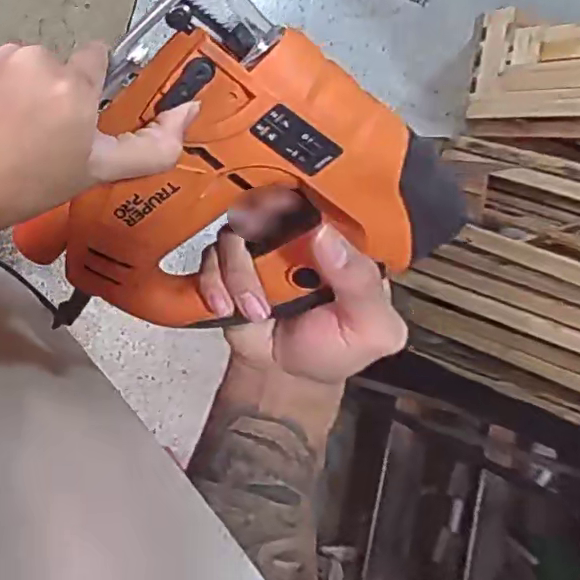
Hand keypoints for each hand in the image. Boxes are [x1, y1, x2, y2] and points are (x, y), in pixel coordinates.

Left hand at [0, 41, 197, 249]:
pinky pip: (10, 69)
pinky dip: (9, 87)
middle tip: (49, 135)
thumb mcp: (99, 170)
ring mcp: (6, 61)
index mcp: (74, 84)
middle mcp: (40, 60)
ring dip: (35, 89)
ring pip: (37, 67)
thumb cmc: (28, 184)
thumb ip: (154, 144)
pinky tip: (0, 120)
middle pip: (66, 66)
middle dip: (63, 93)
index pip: (99, 57)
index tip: (81, 117)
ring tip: (20, 130)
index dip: (92, 89)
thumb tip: (188, 110)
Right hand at [197, 222, 406, 384]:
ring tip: (254, 311)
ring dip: (236, 277)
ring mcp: (257, 251)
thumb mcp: (371, 328)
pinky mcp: (224, 265)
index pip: (321, 206)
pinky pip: (208, 258)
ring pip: (232, 236)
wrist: (283, 373)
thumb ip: (361, 284)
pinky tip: (226, 307)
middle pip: (265, 214)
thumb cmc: (333, 349)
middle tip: (264, 287)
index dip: (299, 206)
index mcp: (339, 246)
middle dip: (258, 254)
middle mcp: (294, 240)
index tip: (286, 222)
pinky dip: (213, 284)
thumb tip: (326, 234)